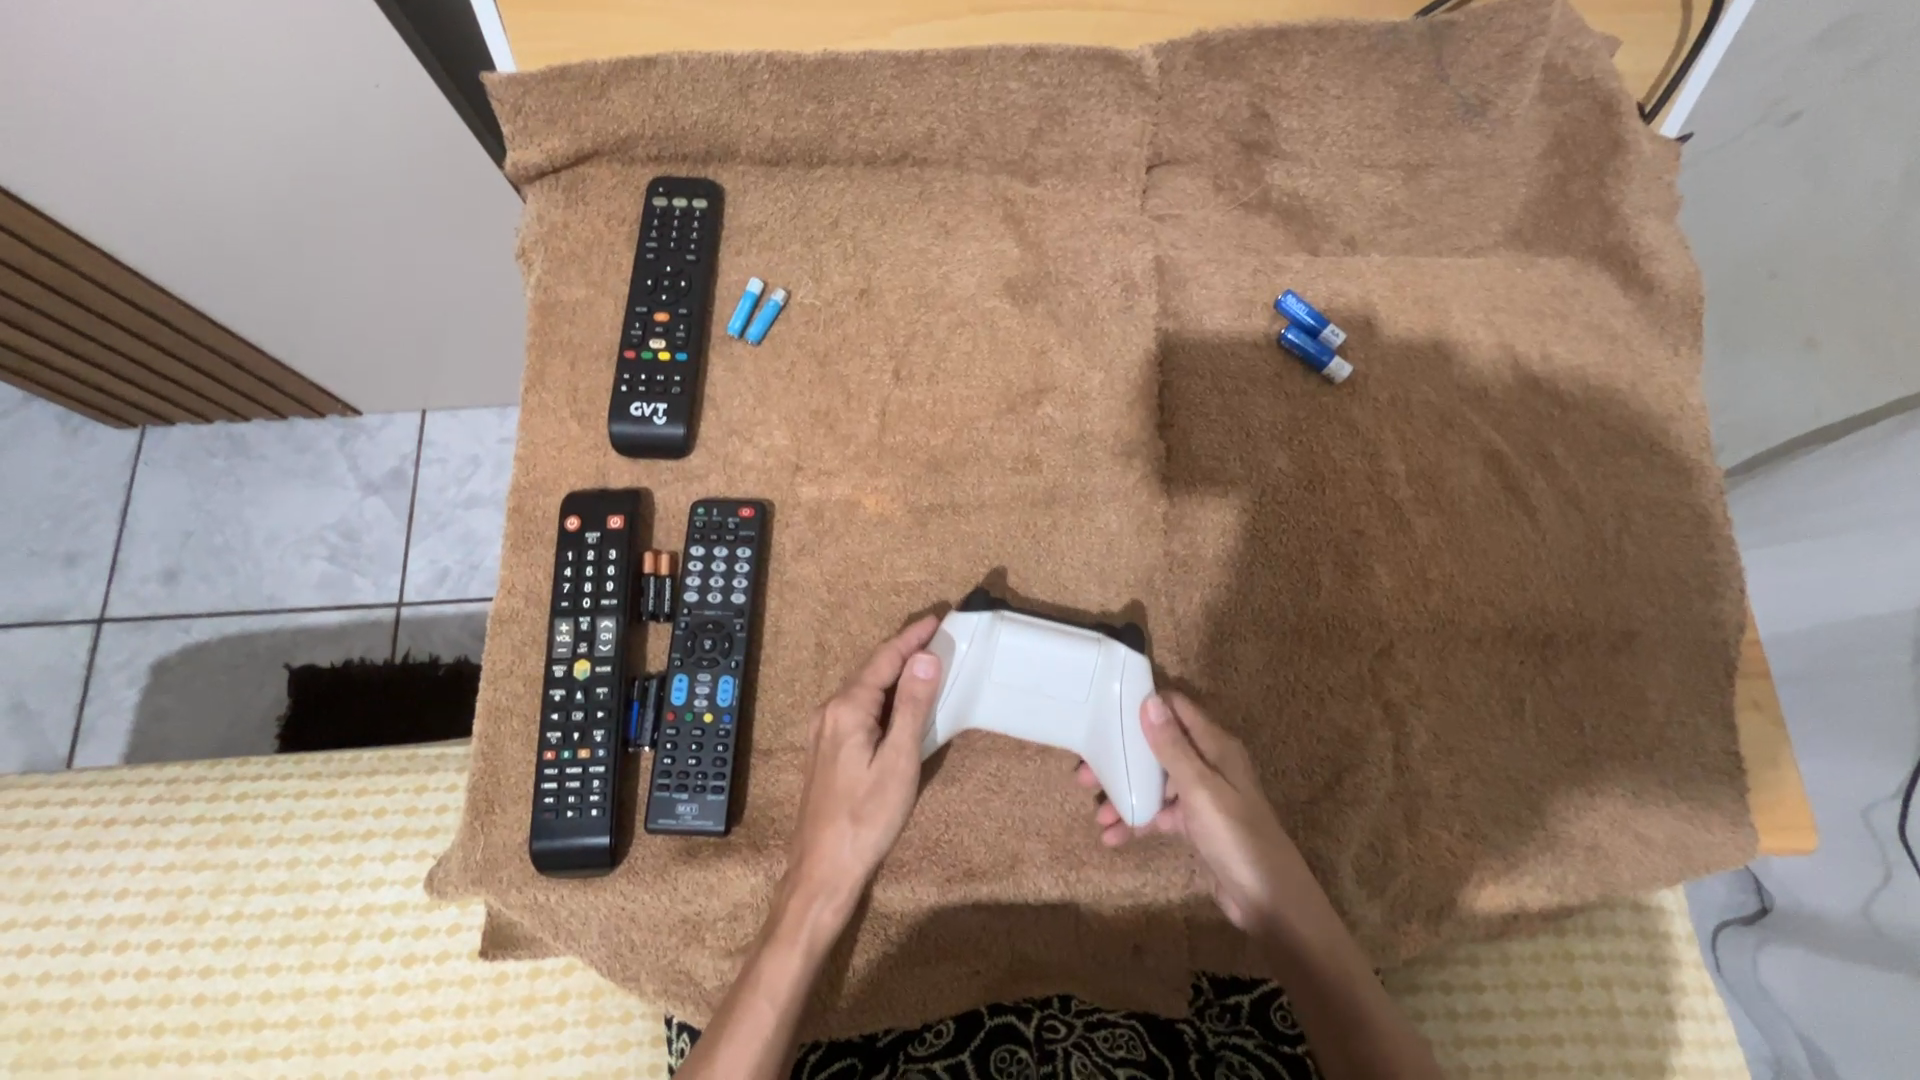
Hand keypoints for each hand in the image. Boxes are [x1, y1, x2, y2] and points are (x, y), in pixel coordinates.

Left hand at [784, 616, 942, 918]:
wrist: (823, 868)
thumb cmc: (866, 818)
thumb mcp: (899, 761)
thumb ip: (912, 707)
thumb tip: (925, 658)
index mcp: (847, 708)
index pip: (884, 659)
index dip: (912, 637)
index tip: (938, 618)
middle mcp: (829, 711)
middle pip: (871, 669)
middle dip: (903, 650)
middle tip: (936, 635)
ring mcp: (824, 730)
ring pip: (863, 688)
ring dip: (893, 672)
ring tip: (923, 661)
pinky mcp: (827, 748)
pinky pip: (857, 707)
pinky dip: (882, 695)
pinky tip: (898, 703)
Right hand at [1077, 692, 1305, 931]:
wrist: (1269, 901)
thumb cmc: (1237, 837)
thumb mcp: (1200, 789)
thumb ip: (1173, 747)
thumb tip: (1150, 700)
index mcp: (1216, 747)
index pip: (1177, 709)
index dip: (1144, 706)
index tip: (1105, 711)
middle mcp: (1209, 765)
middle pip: (1159, 748)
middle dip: (1123, 758)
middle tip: (1086, 773)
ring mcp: (1202, 796)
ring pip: (1156, 783)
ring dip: (1126, 794)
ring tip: (1097, 814)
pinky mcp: (1196, 825)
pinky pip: (1160, 814)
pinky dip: (1138, 822)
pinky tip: (1114, 837)